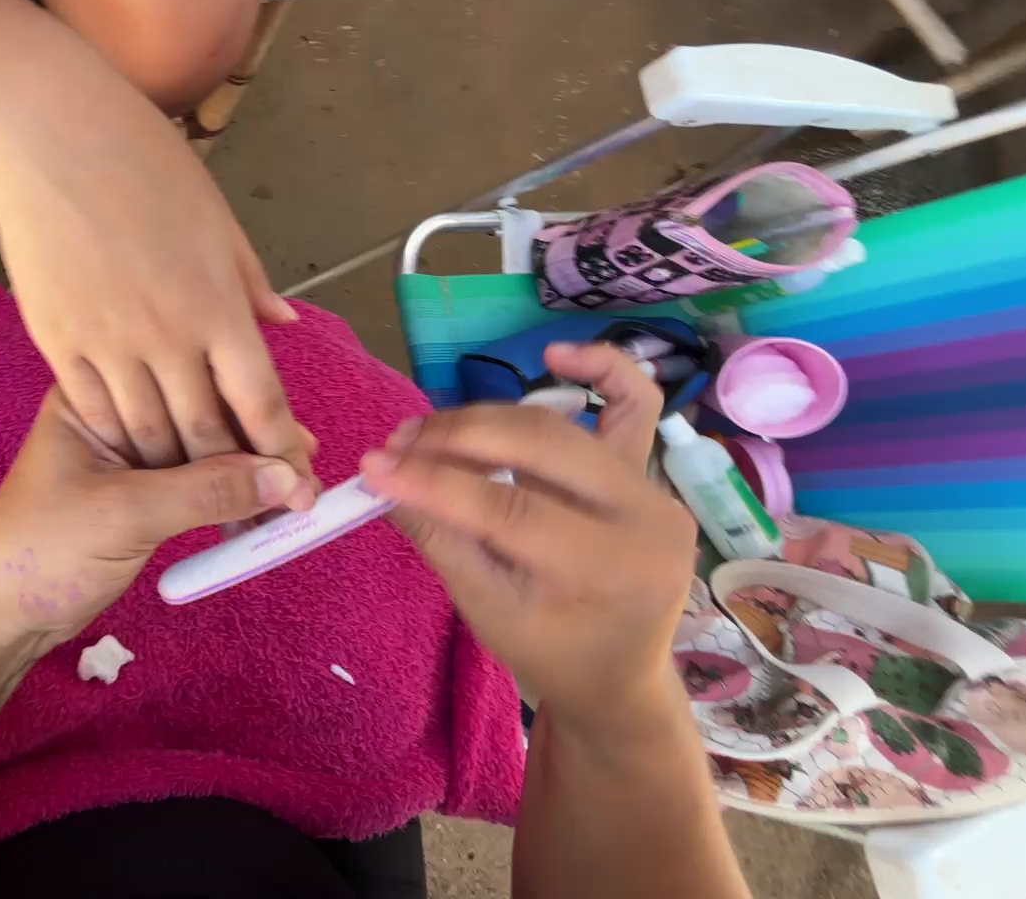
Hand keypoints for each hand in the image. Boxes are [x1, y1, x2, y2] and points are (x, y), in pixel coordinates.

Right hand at [0, 125, 315, 501]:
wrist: (47, 134)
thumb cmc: (142, 162)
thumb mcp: (215, 216)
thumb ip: (248, 281)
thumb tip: (283, 325)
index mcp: (216, 301)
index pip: (259, 398)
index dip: (282, 450)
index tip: (296, 482)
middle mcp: (167, 335)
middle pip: (206, 430)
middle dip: (233, 475)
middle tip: (249, 509)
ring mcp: (106, 343)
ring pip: (147, 432)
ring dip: (174, 468)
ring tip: (193, 487)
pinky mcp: (56, 342)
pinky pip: (94, 410)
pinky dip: (119, 439)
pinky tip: (133, 453)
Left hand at [0, 388, 304, 642]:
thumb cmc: (43, 551)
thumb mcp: (125, 515)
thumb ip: (205, 493)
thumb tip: (289, 480)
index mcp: (94, 396)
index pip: (177, 380)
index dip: (239, 404)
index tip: (294, 433)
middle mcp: (113, 414)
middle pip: (195, 413)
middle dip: (252, 436)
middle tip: (307, 456)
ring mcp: (126, 456)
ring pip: (199, 449)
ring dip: (246, 466)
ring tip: (298, 480)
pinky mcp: (138, 492)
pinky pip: (193, 482)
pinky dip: (228, 491)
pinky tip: (264, 498)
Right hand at [358, 344, 694, 731]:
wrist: (612, 672)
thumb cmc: (544, 648)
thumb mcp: (481, 606)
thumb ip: (435, 535)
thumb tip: (381, 477)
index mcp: (608, 568)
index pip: (507, 507)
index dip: (432, 480)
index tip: (372, 465)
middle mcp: (645, 517)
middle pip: (537, 447)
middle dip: (455, 437)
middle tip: (397, 443)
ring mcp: (653, 487)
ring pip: (556, 425)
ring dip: (483, 419)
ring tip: (427, 431)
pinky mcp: (647, 471)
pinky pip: (634, 406)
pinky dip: (602, 370)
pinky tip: (556, 354)